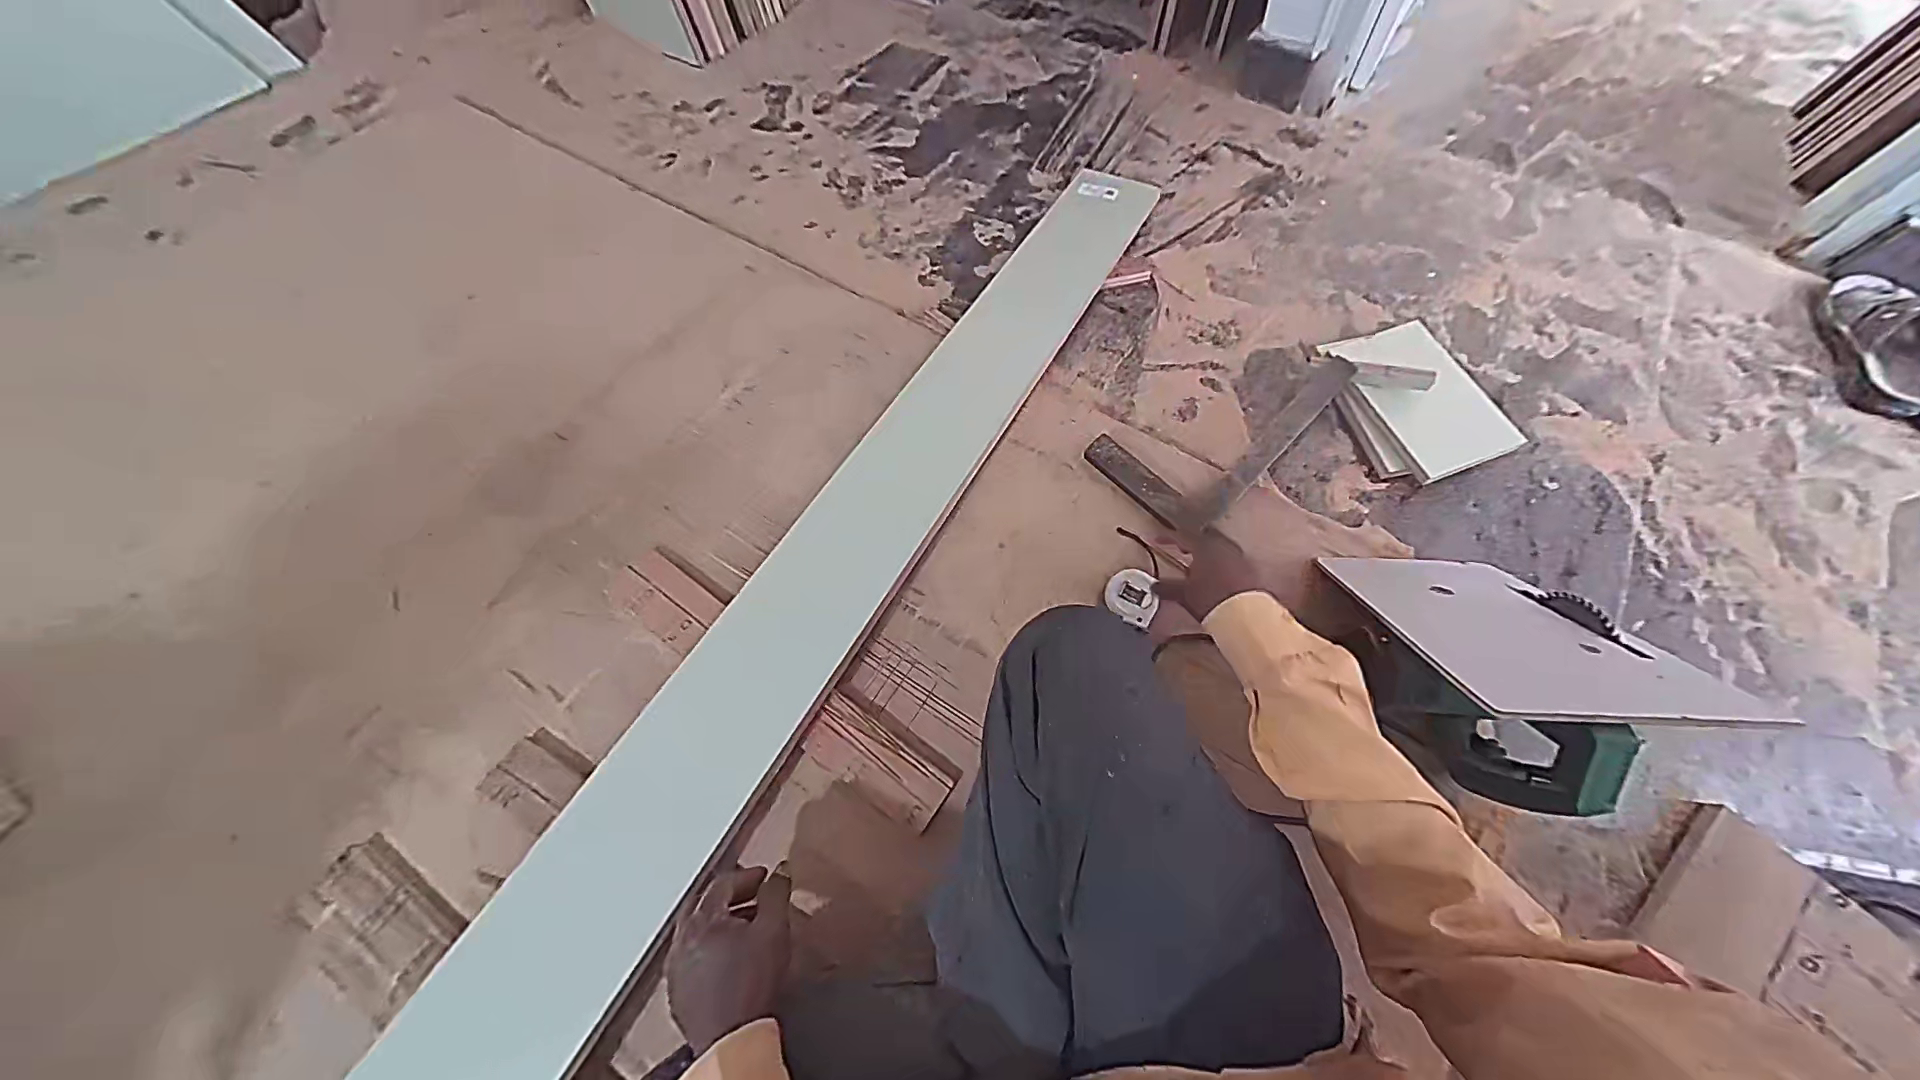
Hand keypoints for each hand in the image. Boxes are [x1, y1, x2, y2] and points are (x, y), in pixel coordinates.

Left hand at [667, 866, 791, 1052]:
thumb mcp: (774, 929)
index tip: (764, 878)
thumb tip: (780, 873)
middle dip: (730, 896)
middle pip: (704, 905)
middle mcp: (682, 942)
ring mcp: (676, 970)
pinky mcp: (678, 993)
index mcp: (702, 921)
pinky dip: (711, 947)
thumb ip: (776, 894)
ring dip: (721, 922)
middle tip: (753, 896)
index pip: (722, 884)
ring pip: (696, 932)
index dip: (746, 876)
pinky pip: (693, 958)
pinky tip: (730, 958)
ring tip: (746, 927)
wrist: (733, 1040)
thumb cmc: (752, 983)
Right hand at [1155, 528, 1263, 619]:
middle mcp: (1224, 547)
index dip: (1168, 537)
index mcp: (1205, 547)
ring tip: (1198, 565)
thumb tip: (1156, 586)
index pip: (1182, 536)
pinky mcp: (1250, 571)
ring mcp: (1239, 558)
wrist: (1244, 616)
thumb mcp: (1184, 594)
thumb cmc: (1211, 599)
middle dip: (1192, 542)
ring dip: (1208, 553)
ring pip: (1220, 548)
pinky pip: (1231, 561)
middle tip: (1181, 549)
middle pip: (1205, 537)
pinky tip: (1215, 576)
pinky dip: (1221, 564)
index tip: (1158, 539)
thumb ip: (1168, 587)